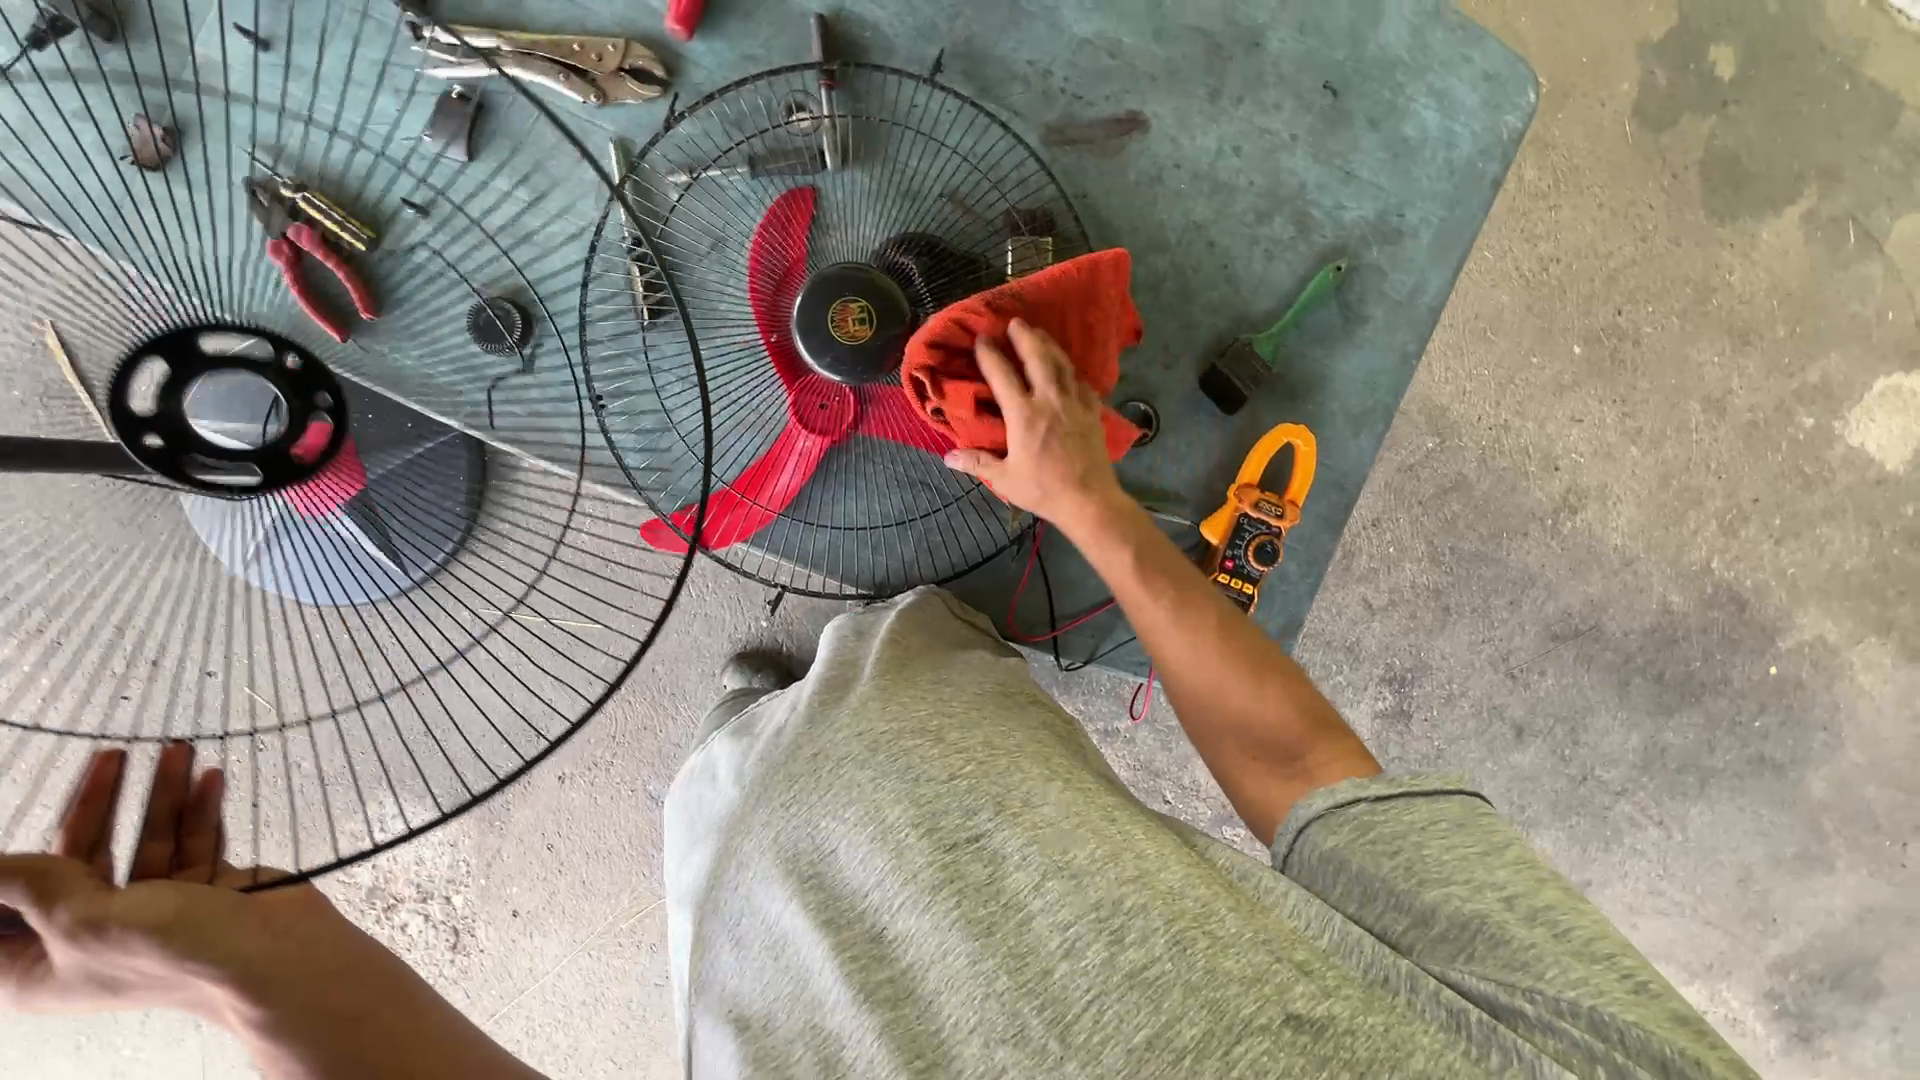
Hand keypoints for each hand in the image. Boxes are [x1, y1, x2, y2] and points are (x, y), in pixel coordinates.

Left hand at [0, 743, 347, 1016]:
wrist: (274, 952)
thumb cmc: (176, 952)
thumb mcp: (84, 920)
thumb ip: (32, 885)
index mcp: (39, 961)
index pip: (5, 904)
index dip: (10, 865)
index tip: (21, 820)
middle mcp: (93, 933)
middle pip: (84, 858)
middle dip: (103, 805)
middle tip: (113, 758)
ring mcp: (155, 908)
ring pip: (148, 842)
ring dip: (163, 796)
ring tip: (178, 753)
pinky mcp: (205, 887)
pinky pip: (193, 842)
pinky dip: (201, 811)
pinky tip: (209, 781)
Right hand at [942, 318, 1129, 531]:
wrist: (1089, 500)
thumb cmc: (1043, 490)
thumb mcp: (1005, 479)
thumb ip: (977, 463)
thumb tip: (948, 457)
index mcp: (1023, 415)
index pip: (1002, 375)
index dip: (989, 354)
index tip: (982, 339)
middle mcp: (1049, 400)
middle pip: (1037, 357)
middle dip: (1024, 337)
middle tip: (1014, 322)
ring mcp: (1074, 403)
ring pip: (1061, 364)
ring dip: (1048, 345)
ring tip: (1038, 333)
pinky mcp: (1092, 411)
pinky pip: (1081, 382)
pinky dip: (1070, 369)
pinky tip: (1067, 367)